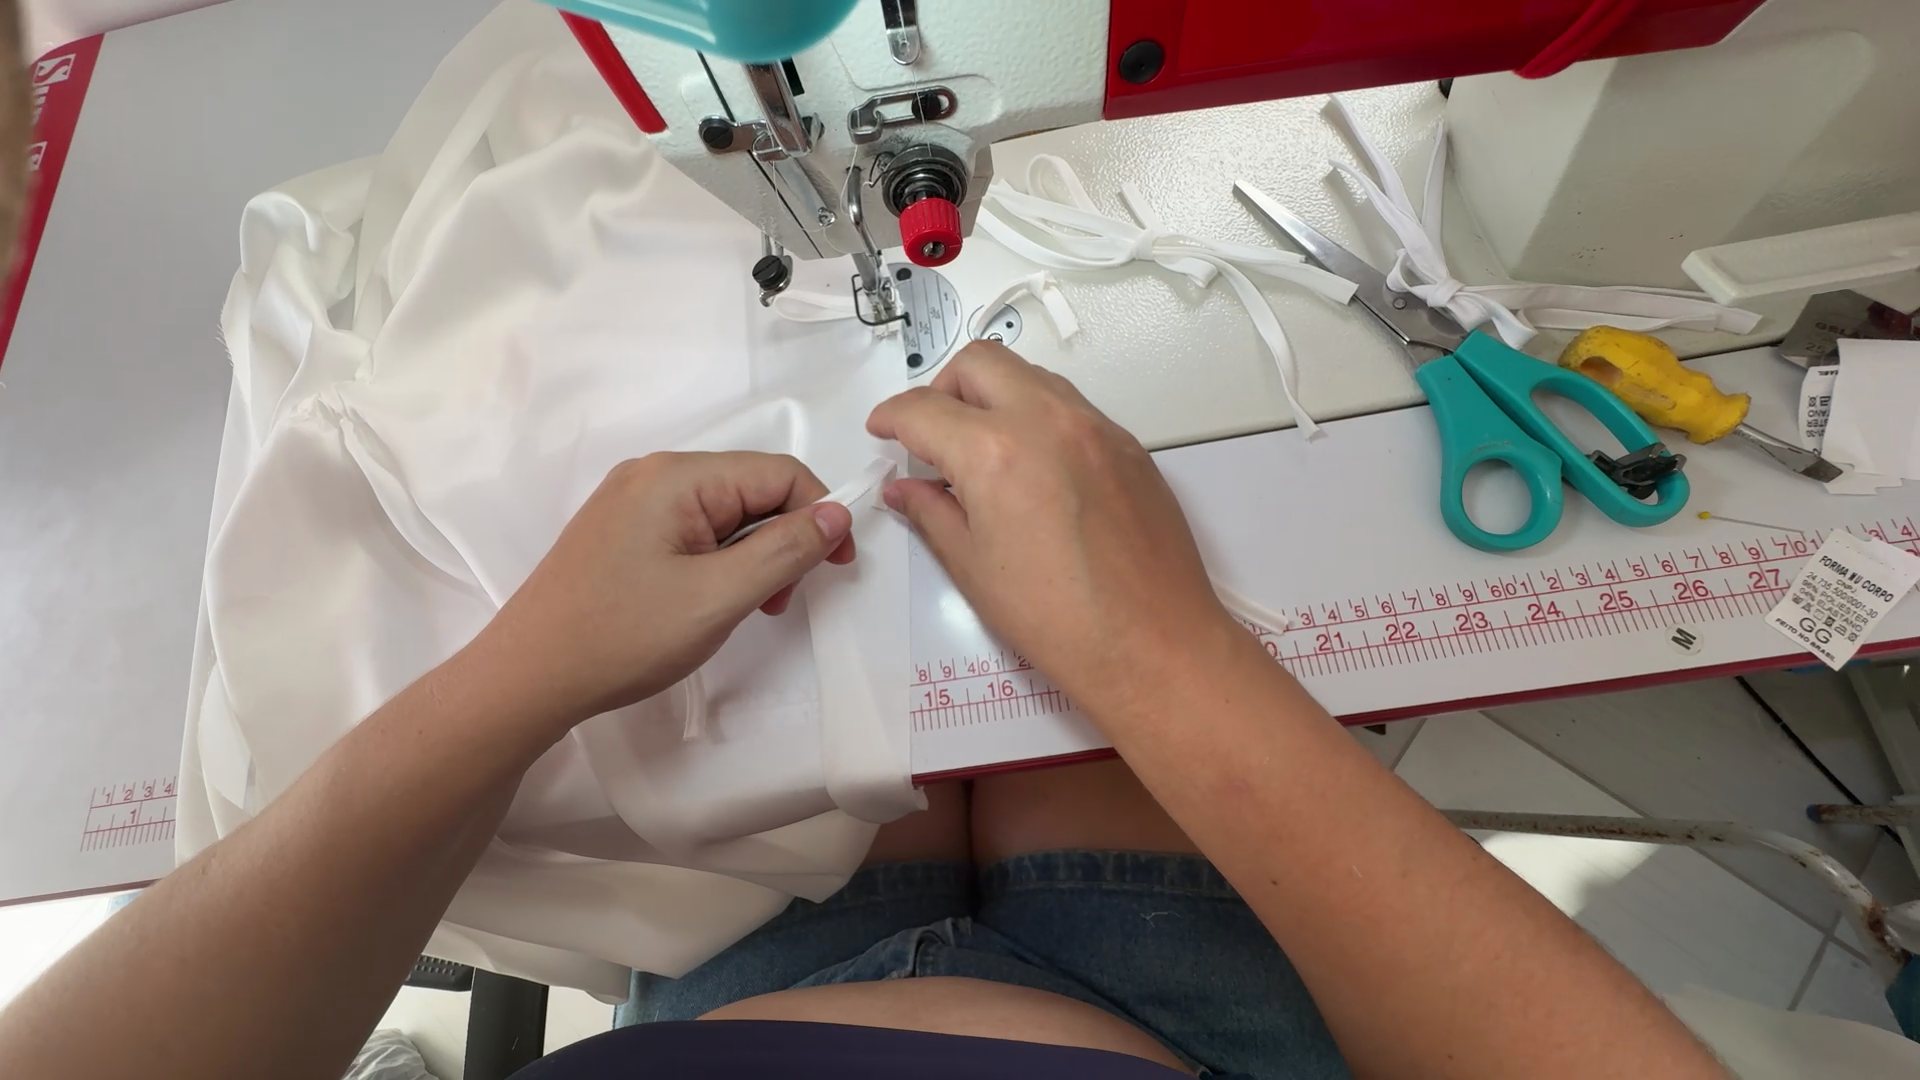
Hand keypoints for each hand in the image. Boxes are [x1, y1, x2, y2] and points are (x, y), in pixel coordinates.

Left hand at [481, 452, 854, 728]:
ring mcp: (635, 502)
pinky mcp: (626, 532)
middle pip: (752, 490)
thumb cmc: (625, 635)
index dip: (820, 514)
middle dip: (784, 539)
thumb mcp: (720, 595)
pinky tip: (717, 599)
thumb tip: (839, 512)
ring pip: (727, 514)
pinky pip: (696, 531)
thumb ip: (787, 549)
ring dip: (757, 554)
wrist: (527, 680)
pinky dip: (723, 561)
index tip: (837, 566)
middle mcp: (655, 475)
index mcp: (677, 476)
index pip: (778, 472)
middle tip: (784, 598)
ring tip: (755, 605)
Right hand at [867, 343, 1243, 720]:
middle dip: (941, 388)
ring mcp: (1096, 427)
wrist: (1153, 644)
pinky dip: (1038, 418)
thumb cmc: (1053, 618)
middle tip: (931, 435)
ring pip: (1030, 376)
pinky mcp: (1128, 445)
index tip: (882, 431)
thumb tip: (903, 488)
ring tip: (983, 449)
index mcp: (996, 451)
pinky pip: (1071, 407)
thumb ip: (930, 512)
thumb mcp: (973, 568)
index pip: (924, 410)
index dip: (891, 417)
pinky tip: (1035, 469)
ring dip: (993, 395)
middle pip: (979, 362)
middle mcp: (1048, 420)